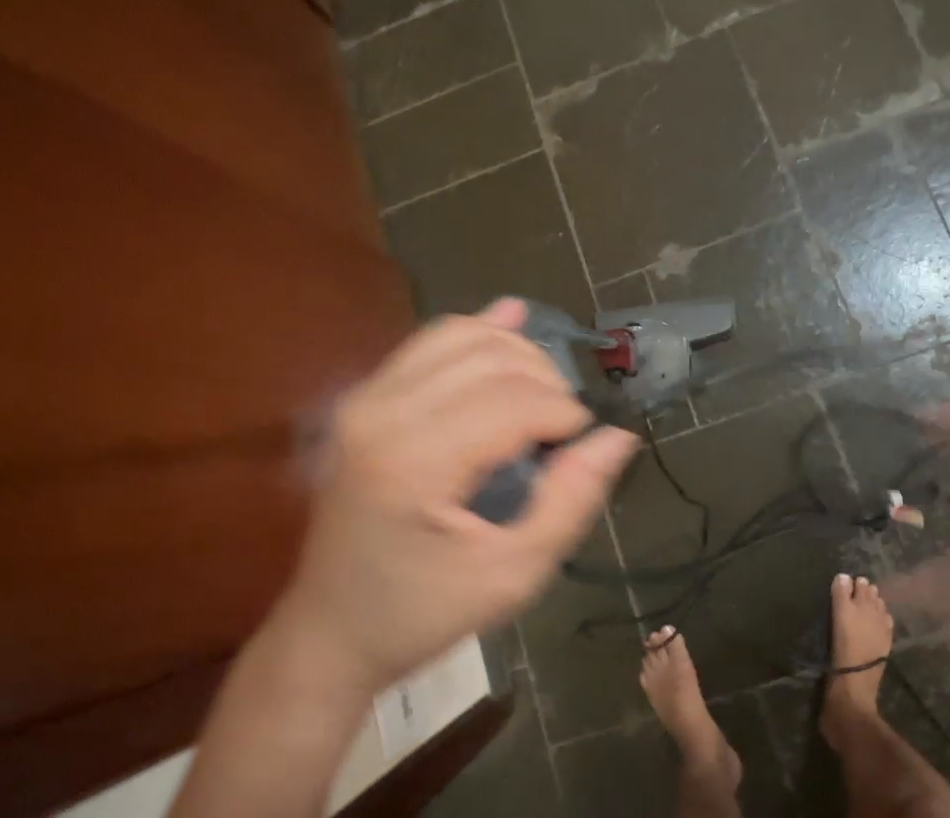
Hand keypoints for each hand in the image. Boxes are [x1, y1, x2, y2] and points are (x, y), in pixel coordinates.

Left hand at [279, 299, 638, 692]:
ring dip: (517, 352)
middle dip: (545, 380)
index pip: (513, 401)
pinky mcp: (364, 397)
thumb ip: (570, 500)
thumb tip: (617, 436)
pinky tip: (511, 319)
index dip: (564, 414)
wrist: (332, 629)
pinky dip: (478, 332)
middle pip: (491, 357)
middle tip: (562, 429)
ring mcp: (365, 398)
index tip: (582, 445)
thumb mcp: (512, 574)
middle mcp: (382, 412)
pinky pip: (430, 342)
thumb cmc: (423, 611)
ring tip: (542, 395)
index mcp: (415, 461)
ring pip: (461, 335)